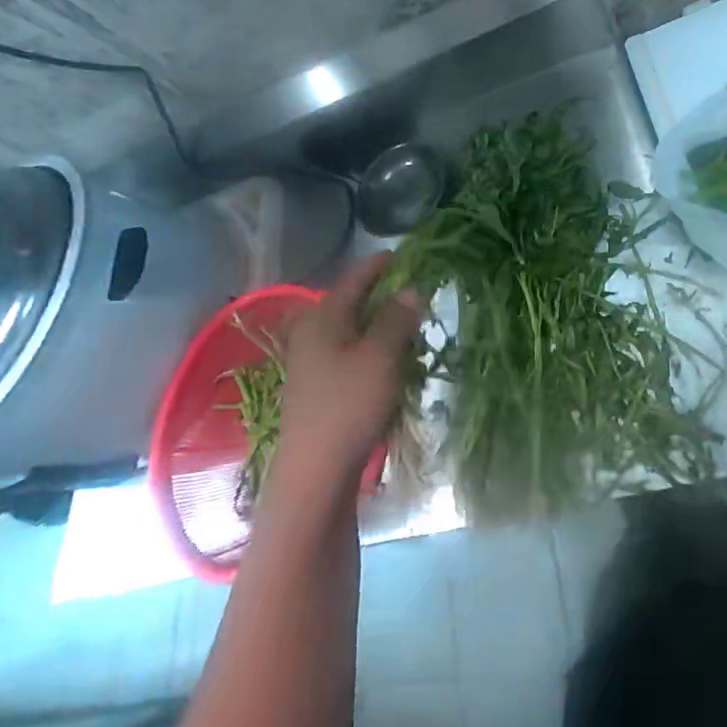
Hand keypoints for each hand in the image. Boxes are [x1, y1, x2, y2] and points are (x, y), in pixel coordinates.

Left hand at [273, 253, 422, 487]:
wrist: (315, 472)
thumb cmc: (349, 406)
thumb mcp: (381, 357)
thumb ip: (396, 320)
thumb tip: (411, 291)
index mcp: (323, 319)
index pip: (353, 280)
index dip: (377, 265)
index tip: (399, 254)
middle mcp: (312, 336)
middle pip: (351, 306)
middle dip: (382, 297)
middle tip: (413, 293)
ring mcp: (313, 365)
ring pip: (352, 334)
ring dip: (380, 328)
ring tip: (409, 328)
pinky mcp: (320, 391)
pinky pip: (350, 358)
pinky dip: (372, 352)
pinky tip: (390, 365)